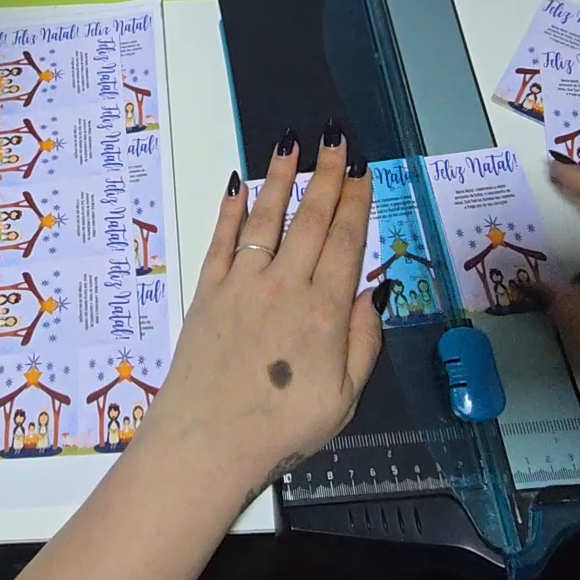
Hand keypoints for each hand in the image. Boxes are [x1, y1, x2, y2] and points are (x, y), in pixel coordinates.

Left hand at [140, 127, 387, 503]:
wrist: (206, 441)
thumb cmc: (280, 428)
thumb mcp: (344, 399)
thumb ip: (362, 341)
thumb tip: (372, 292)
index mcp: (323, 310)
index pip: (345, 242)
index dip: (356, 202)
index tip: (362, 170)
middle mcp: (284, 284)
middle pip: (311, 219)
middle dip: (326, 175)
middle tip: (333, 138)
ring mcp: (242, 282)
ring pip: (267, 218)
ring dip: (280, 178)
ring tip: (290, 143)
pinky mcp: (208, 288)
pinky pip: (222, 239)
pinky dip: (230, 210)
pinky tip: (238, 184)